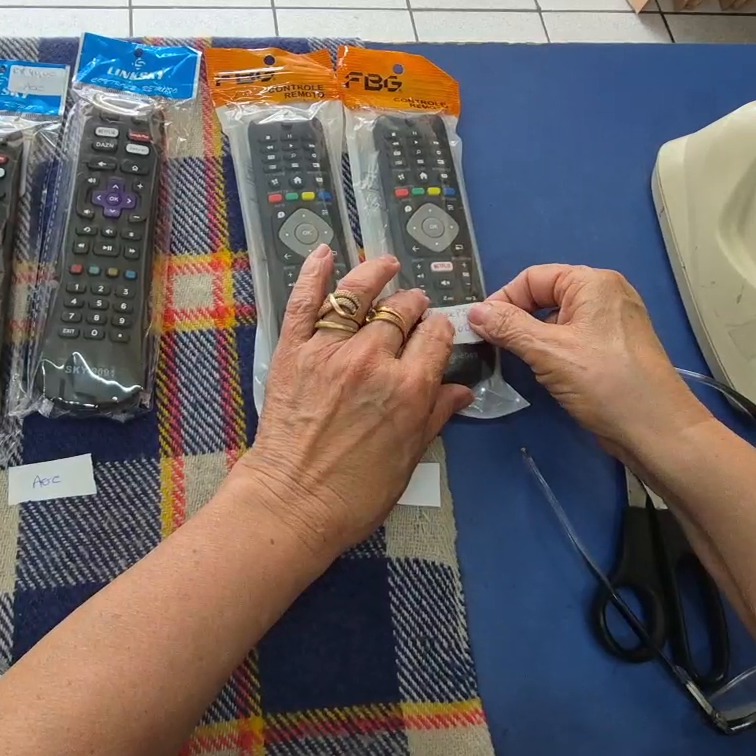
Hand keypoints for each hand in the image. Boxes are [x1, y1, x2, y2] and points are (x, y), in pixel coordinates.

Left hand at [226, 246, 474, 560]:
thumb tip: (462, 390)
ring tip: (385, 265)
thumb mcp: (409, 458)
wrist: (292, 502)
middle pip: (401, 311)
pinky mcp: (293, 350)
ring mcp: (330, 350)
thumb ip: (435, 416)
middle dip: (412, 305)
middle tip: (412, 307)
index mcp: (409, 388)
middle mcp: (373, 360)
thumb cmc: (356, 493)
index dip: (439, 329)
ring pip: (357, 295)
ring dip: (375, 274)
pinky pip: (304, 302)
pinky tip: (323, 253)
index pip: (435, 336)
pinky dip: (313, 273)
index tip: (435, 331)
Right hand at [467, 265, 710, 454]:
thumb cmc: (605, 384)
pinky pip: (571, 336)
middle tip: (493, 344)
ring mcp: (611, 321)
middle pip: (544, 295)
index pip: (532, 278)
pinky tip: (542, 369)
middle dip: (516, 318)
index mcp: (592, 283)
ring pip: (555, 318)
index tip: (481, 328)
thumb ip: (508, 328)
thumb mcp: (549, 352)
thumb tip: (474, 312)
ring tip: (515, 358)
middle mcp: (604, 294)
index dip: (504, 300)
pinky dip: (550, 348)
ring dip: (531, 336)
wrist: (657, 431)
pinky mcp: (612, 346)